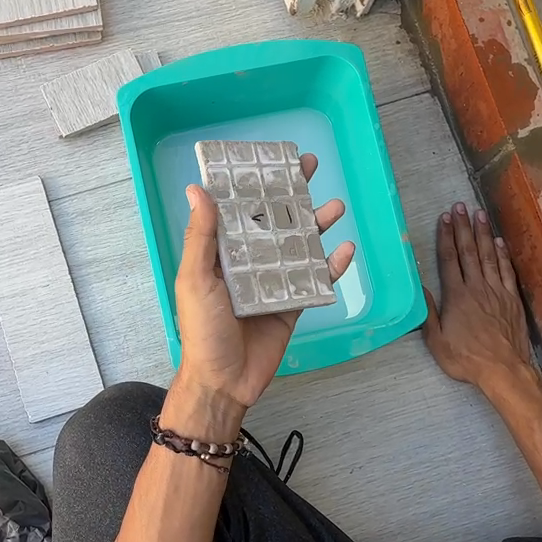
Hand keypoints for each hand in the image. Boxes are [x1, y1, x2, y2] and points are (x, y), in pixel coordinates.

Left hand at [171, 153, 354, 428]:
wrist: (224, 381)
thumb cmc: (203, 331)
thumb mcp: (195, 279)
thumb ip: (201, 236)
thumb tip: (197, 190)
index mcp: (222, 254)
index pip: (241, 210)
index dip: (257, 185)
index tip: (274, 160)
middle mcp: (249, 264)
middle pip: (275, 222)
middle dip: (294, 195)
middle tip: (313, 167)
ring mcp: (273, 284)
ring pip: (300, 247)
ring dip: (317, 226)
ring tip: (336, 206)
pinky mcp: (292, 306)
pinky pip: (315, 281)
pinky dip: (332, 267)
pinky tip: (346, 250)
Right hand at [422, 202, 532, 388]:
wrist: (503, 369)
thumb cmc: (466, 359)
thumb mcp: (436, 341)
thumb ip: (428, 314)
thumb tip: (420, 288)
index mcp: (456, 297)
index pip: (449, 260)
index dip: (446, 237)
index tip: (445, 219)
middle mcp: (477, 288)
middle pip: (469, 252)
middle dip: (463, 227)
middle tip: (460, 207)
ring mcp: (497, 292)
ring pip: (489, 256)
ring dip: (483, 234)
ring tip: (479, 215)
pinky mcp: (512, 300)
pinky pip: (507, 271)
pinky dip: (503, 255)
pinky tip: (499, 242)